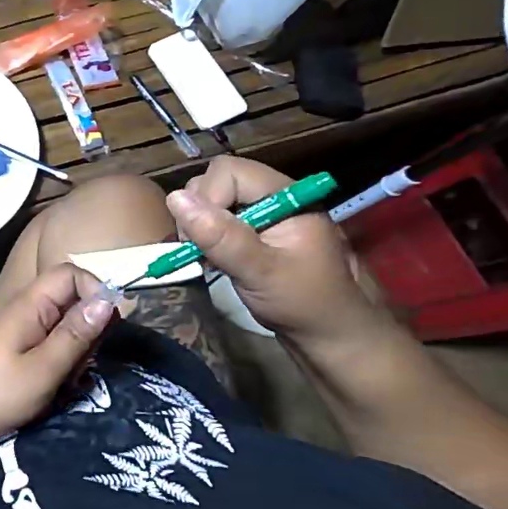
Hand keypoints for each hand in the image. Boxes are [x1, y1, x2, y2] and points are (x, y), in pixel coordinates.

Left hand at [0, 263, 115, 441]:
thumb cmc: (1, 392)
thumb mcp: (45, 368)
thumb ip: (76, 334)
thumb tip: (108, 301)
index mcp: (29, 303)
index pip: (70, 273)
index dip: (94, 291)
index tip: (107, 326)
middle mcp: (27, 306)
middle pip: (73, 296)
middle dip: (89, 326)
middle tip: (84, 359)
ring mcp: (25, 323)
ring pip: (68, 319)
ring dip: (79, 345)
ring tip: (69, 375)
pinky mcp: (24, 341)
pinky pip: (56, 337)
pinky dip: (65, 355)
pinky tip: (59, 379)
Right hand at [165, 157, 393, 348]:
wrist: (333, 336)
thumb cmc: (305, 303)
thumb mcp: (262, 272)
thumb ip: (221, 236)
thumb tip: (174, 198)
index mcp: (286, 195)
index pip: (229, 172)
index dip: (207, 198)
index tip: (203, 238)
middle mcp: (272, 195)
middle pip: (217, 181)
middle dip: (200, 213)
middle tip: (201, 250)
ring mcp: (262, 212)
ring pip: (211, 199)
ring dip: (200, 227)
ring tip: (208, 258)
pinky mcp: (253, 229)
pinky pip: (216, 218)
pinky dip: (205, 236)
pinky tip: (212, 259)